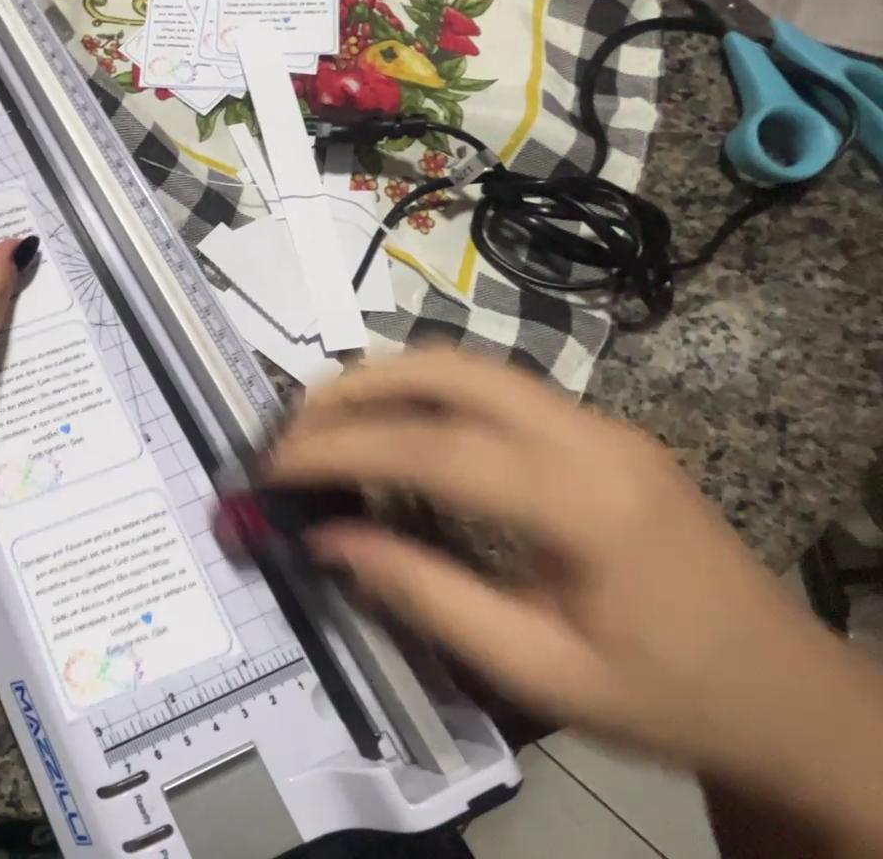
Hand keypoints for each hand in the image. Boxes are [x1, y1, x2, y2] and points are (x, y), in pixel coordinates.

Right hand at [269, 348, 875, 787]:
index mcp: (589, 503)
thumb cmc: (667, 696)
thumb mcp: (537, 670)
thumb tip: (326, 540)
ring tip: (319, 421)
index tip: (273, 469)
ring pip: (468, 367)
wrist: (794, 699)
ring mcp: (600, 427)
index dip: (339, 451)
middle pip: (451, 372)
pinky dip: (416, 396)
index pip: (433, 449)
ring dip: (382, 381)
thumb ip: (424, 596)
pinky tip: (384, 429)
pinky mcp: (595, 433)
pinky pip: (488, 390)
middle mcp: (595, 439)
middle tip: (288, 428)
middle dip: (354, 388)